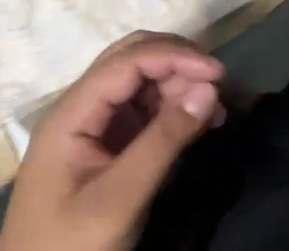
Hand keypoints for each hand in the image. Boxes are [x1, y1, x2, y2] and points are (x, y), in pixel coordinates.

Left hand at [0, 32, 224, 250]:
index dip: (175, 57)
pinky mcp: (106, 146)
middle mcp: (80, 110)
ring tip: (214, 110)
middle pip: (132, 58)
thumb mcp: (119, 200)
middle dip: (177, 63)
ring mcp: (92, 127)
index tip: (218, 74)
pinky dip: (173, 108)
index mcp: (71, 114)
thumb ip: (163, 141)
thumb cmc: (69, 250)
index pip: (127, 61)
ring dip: (179, 84)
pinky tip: (199, 123)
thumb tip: (210, 88)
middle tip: (216, 86)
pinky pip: (144, 109)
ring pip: (141, 80)